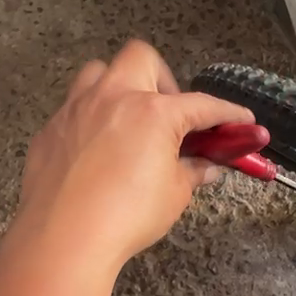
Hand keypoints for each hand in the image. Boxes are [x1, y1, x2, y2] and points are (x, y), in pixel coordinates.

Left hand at [12, 41, 253, 279]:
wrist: (65, 237)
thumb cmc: (126, 215)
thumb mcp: (175, 193)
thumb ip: (192, 171)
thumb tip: (206, 167)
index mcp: (153, 112)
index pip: (202, 105)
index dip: (228, 113)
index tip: (242, 120)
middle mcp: (113, 98)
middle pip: (142, 58)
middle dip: (163, 79)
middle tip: (172, 114)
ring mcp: (77, 109)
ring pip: (100, 72)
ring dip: (121, 86)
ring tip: (132, 120)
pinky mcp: (52, 128)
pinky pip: (76, 106)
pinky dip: (95, 117)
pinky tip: (103, 148)